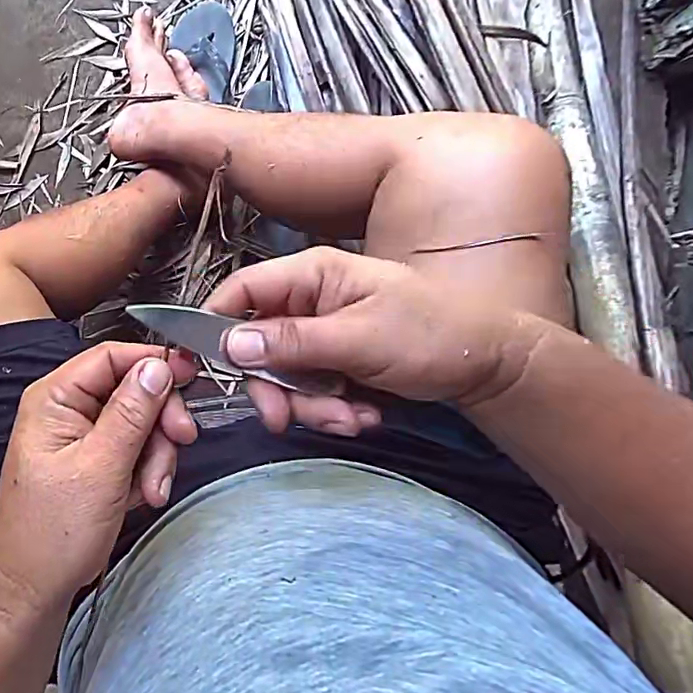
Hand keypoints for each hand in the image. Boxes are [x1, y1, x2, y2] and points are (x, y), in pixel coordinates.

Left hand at [0, 343, 198, 618]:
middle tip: (181, 440)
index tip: (190, 374)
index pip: (111, 357)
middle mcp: (67, 410)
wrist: (33, 590)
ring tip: (152, 489)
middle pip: (133, 389)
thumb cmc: (51, 534)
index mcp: (54, 399)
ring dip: (157, 453)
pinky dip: (148, 469)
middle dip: (160, 419)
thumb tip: (157, 367)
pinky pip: (136, 447)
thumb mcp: (100, 468)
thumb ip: (132, 413)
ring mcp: (83, 436)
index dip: (153, 362)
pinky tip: (143, 495)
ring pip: (141, 421)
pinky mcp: (97, 460)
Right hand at [202, 247, 549, 433]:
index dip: (213, 324)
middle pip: (257, 343)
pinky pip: (313, 390)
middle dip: (274, 386)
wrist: (491, 367)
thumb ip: (292, 342)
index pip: (242, 290)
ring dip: (310, 405)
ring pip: (285, 374)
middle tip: (285, 418)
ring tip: (351, 418)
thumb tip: (229, 345)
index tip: (200, 367)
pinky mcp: (338, 362)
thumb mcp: (359, 337)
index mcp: (313, 275)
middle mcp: (311, 301)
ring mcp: (324, 333)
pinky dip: (331, 409)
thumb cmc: (433, 334)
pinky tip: (364, 414)